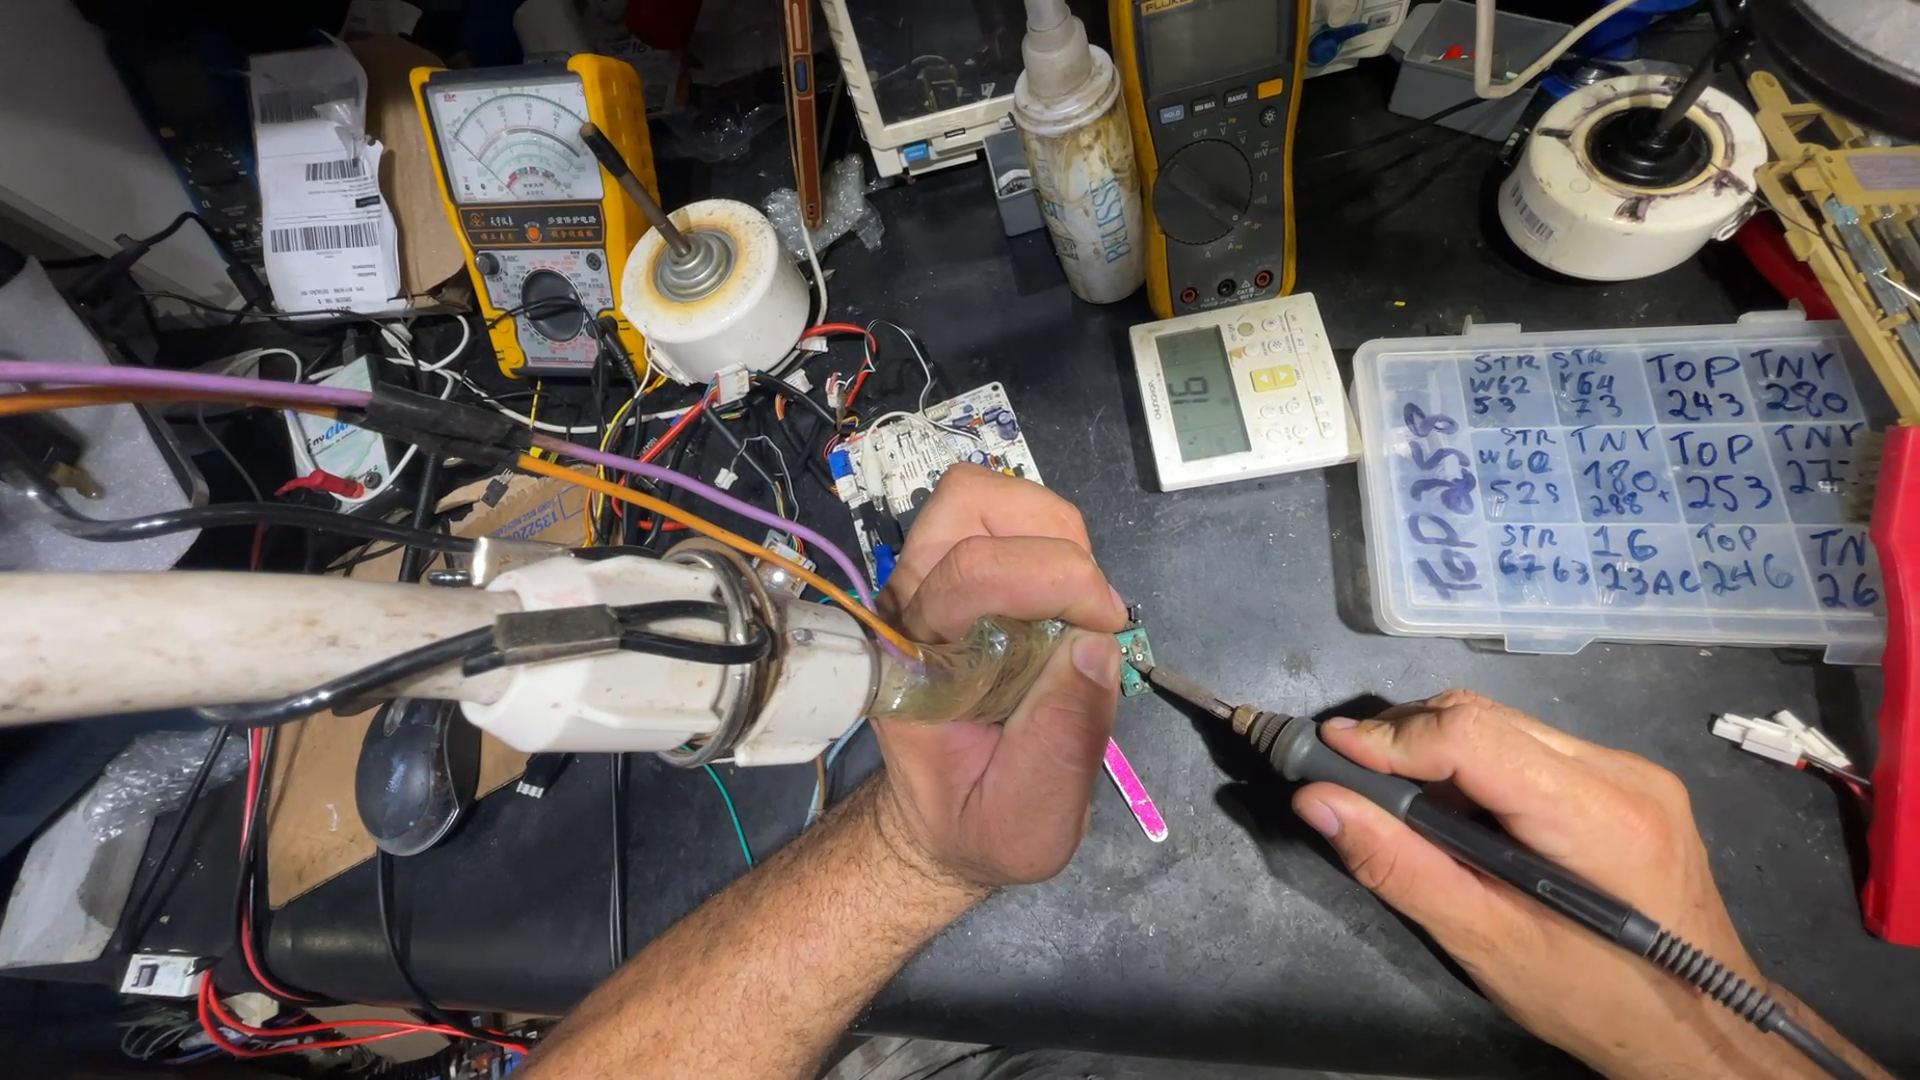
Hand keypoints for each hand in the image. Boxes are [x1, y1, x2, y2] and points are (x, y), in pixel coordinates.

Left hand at [868, 465, 1126, 891]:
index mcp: (914, 665)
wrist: (945, 818)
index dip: (1050, 581)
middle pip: (968, 503)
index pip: (966, 574)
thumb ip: (1060, 745)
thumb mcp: (1029, 819)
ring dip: (1054, 536)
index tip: (1103, 631)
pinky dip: (1052, 540)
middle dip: (1052, 545)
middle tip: (1092, 610)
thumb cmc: (979, 820)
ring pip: (986, 498)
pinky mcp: (955, 575)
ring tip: (1079, 604)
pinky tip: (1066, 599)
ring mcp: (929, 582)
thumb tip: (1096, 647)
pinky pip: (1004, 518)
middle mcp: (911, 606)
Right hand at [1292, 691, 1880, 1078]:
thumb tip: (1316, 799)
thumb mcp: (1485, 942)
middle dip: (1398, 737)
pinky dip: (1458, 759)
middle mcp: (1617, 771)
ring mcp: (1622, 767)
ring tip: (1393, 796)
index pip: (1471, 737)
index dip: (1389, 738)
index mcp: (1597, 815)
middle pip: (1476, 716)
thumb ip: (1398, 866)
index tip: (1326, 750)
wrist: (1705, 1031)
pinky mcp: (1614, 775)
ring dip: (1425, 745)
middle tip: (1348, 776)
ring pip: (1489, 719)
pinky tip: (1447, 805)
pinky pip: (1512, 738)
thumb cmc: (1596, 998)